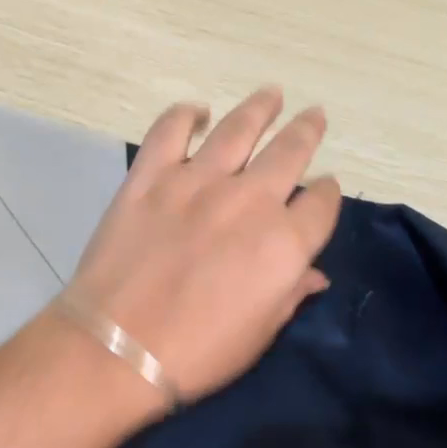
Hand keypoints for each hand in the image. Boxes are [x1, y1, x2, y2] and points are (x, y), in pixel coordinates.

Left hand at [63, 87, 340, 402]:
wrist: (119, 349)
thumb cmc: (200, 353)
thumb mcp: (260, 333)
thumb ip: (291, 294)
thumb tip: (312, 274)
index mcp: (285, 242)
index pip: (322, 203)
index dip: (327, 194)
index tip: (324, 190)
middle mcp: (250, 199)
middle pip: (290, 152)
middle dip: (307, 132)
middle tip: (314, 116)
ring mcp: (197, 181)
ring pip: (239, 128)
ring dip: (260, 108)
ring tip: (272, 94)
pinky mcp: (150, 176)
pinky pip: (170, 130)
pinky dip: (185, 114)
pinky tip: (196, 111)